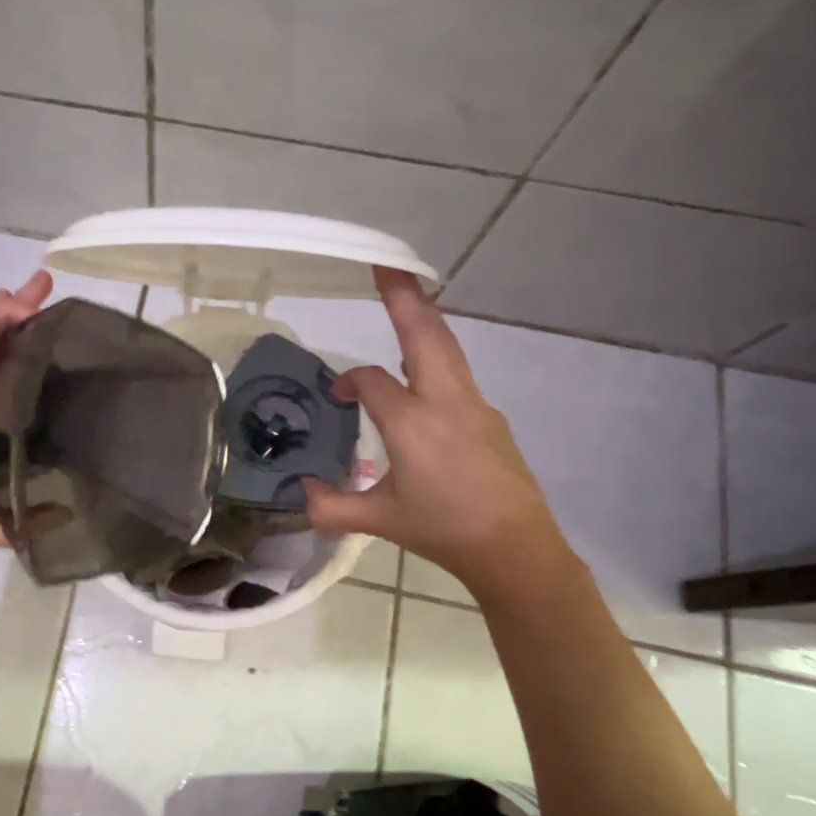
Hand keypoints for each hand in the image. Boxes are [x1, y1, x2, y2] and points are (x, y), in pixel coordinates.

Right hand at [304, 267, 575, 597]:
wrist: (515, 549)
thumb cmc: (444, 532)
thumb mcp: (381, 521)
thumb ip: (333, 506)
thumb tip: (301, 493)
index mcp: (411, 423)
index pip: (370, 381)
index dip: (349, 383)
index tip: (338, 398)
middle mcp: (444, 402)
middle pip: (424, 334)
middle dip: (404, 297)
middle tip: (386, 266)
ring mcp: (474, 405)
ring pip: (447, 347)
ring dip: (425, 317)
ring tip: (409, 293)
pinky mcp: (490, 416)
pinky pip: (458, 371)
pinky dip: (438, 351)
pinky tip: (427, 364)